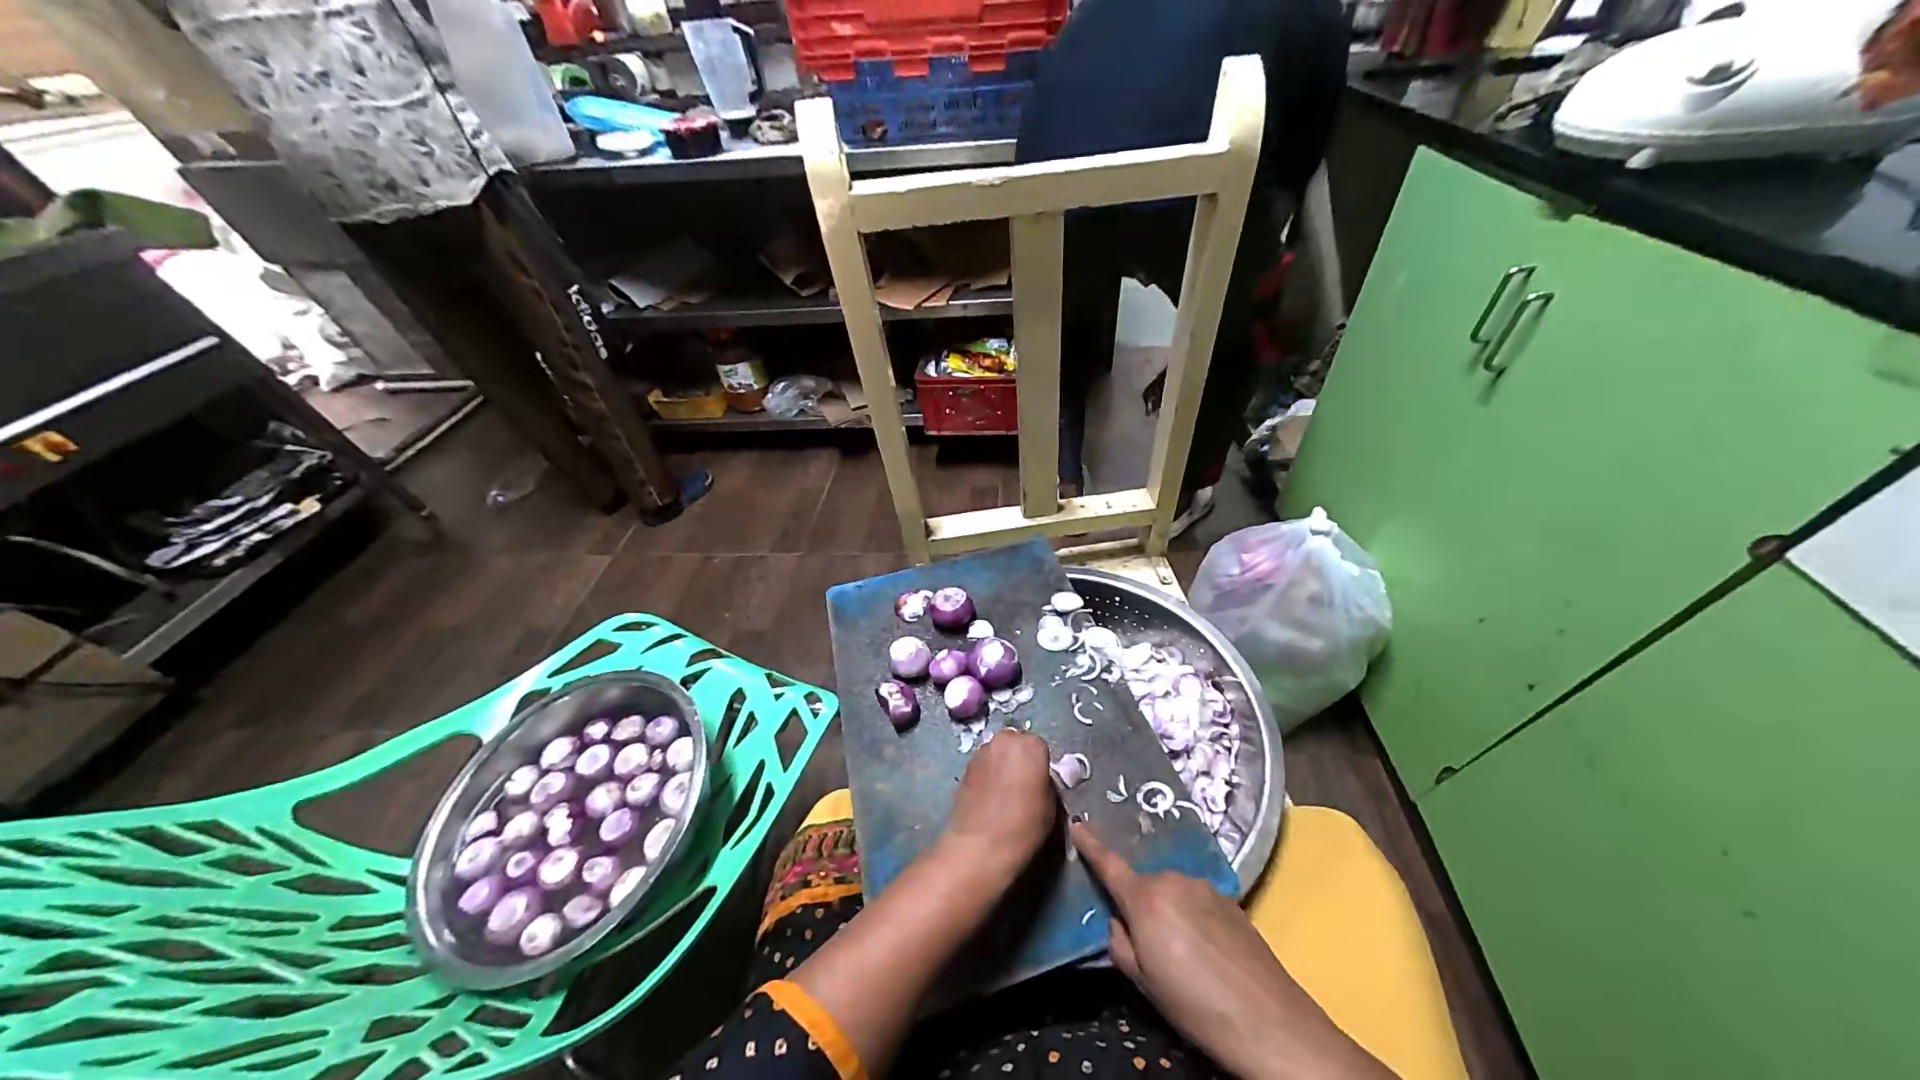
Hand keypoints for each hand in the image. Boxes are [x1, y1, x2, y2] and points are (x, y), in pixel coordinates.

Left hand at [936, 730, 1056, 882]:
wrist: (980, 846)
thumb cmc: (1023, 825)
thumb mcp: (1051, 805)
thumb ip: (1046, 782)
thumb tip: (1039, 778)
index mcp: (1030, 745)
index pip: (1040, 747)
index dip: (1041, 765)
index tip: (1040, 782)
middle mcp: (1004, 740)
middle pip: (1016, 743)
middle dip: (1019, 758)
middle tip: (1023, 784)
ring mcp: (981, 752)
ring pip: (998, 752)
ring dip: (1002, 764)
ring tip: (1005, 792)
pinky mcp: (965, 766)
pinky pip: (984, 764)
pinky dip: (988, 774)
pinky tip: (990, 796)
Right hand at [1071, 822, 1394, 1079]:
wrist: (1268, 1021)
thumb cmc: (1194, 1004)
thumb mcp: (1142, 980)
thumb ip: (1120, 942)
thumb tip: (1121, 922)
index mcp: (1145, 899)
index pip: (1109, 864)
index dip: (1090, 844)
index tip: (1077, 824)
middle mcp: (1174, 881)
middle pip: (1145, 884)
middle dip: (1141, 904)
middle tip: (1149, 944)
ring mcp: (1206, 887)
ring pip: (1173, 892)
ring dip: (1170, 911)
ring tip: (1184, 953)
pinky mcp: (1232, 900)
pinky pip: (1198, 901)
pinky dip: (1194, 917)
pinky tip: (1208, 951)